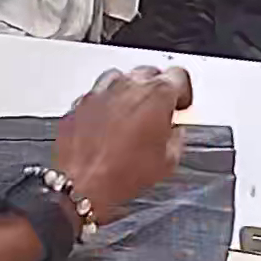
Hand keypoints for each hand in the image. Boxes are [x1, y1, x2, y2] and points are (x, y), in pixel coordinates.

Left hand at [52, 65, 191, 221]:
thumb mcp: (167, 162)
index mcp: (156, 94)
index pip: (178, 76)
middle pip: (147, 74)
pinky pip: (94, 97)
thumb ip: (176, 137)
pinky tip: (104, 123)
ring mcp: (98, 94)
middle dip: (155, 91)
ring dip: (127, 93)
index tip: (180, 104)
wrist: (82, 187)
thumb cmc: (120, 175)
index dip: (183, 91)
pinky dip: (102, 106)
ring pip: (118, 79)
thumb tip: (174, 132)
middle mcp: (126, 86)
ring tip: (128, 115)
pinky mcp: (77, 106)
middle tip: (155, 112)